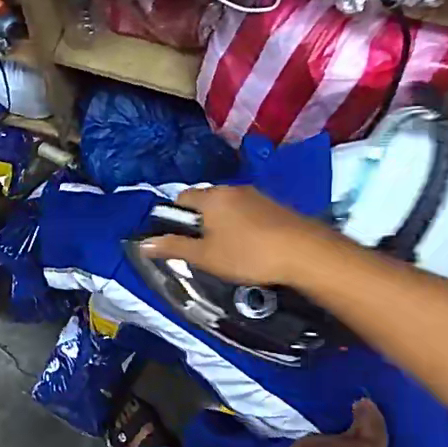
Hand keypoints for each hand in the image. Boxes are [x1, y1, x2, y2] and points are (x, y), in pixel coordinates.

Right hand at [139, 185, 349, 288]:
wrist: (305, 252)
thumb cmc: (247, 254)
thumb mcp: (205, 256)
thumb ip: (174, 247)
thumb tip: (142, 243)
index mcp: (210, 198)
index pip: (181, 198)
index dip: (175, 216)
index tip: (179, 238)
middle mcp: (231, 189)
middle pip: (205, 200)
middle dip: (199, 220)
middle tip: (202, 247)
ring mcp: (256, 195)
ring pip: (228, 205)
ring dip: (222, 222)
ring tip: (227, 249)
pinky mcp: (275, 206)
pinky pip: (248, 211)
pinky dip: (243, 224)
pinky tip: (251, 246)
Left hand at [260, 399, 447, 446]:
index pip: (375, 427)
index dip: (376, 416)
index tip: (372, 401)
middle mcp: (341, 440)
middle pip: (354, 428)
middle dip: (361, 421)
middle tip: (363, 411)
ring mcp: (316, 445)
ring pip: (335, 438)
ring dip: (343, 439)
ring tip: (349, 443)